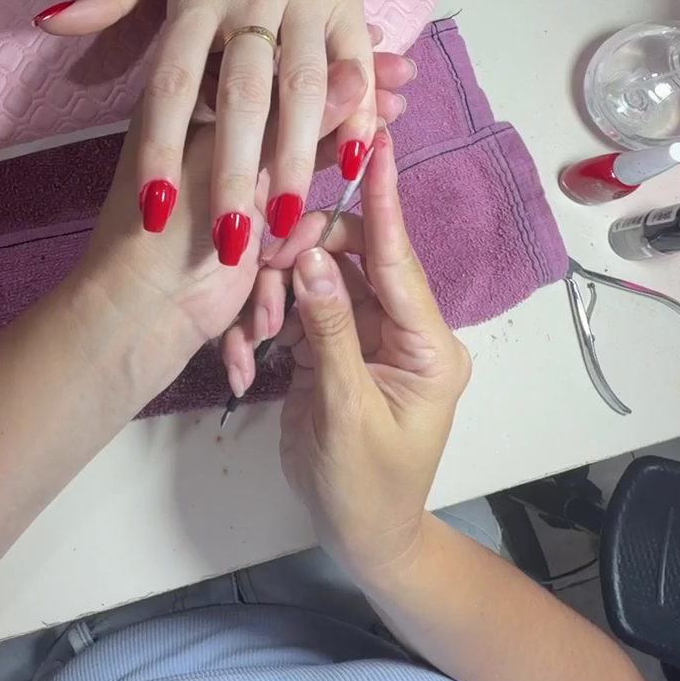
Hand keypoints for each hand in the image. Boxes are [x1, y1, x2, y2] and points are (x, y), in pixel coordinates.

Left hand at [36, 0, 373, 267]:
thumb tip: (50, 25)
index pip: (172, 81)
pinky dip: (364, 108)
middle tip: (227, 240)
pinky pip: (356, 60)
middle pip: (241, 97)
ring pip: (304, 87)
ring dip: (300, 155)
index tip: (150, 209)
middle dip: (235, 172)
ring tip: (290, 220)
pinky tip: (363, 159)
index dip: (158, 146)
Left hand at [69, 52, 418, 398]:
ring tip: (403, 98)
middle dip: (350, 82)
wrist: (149, 309)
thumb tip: (353, 72)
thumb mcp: (228, 161)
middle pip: (295, 90)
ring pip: (307, 128)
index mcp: (193, 96)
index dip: (319, 45)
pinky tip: (376, 138)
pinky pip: (307, 169)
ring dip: (353, 116)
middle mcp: (220, 120)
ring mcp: (244, 161)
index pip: (266, 56)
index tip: (373, 37)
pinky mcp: (262, 200)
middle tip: (403, 70)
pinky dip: (340, 155)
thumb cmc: (170, 226)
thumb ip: (288, 120)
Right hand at [265, 132, 470, 582]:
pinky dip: (275, 314)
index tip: (379, 146)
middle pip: (354, 257)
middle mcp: (401, 326)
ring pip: (321, 277)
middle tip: (264, 264)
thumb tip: (311, 259)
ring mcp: (366, 333)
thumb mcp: (344, 412)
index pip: (401, 260)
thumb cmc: (366, 486)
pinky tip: (252, 345)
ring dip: (283, 290)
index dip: (386, 201)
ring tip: (256, 330)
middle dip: (308, 253)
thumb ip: (329, 331)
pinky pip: (302, 306)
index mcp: (428, 344)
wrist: (358, 534)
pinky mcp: (334, 343)